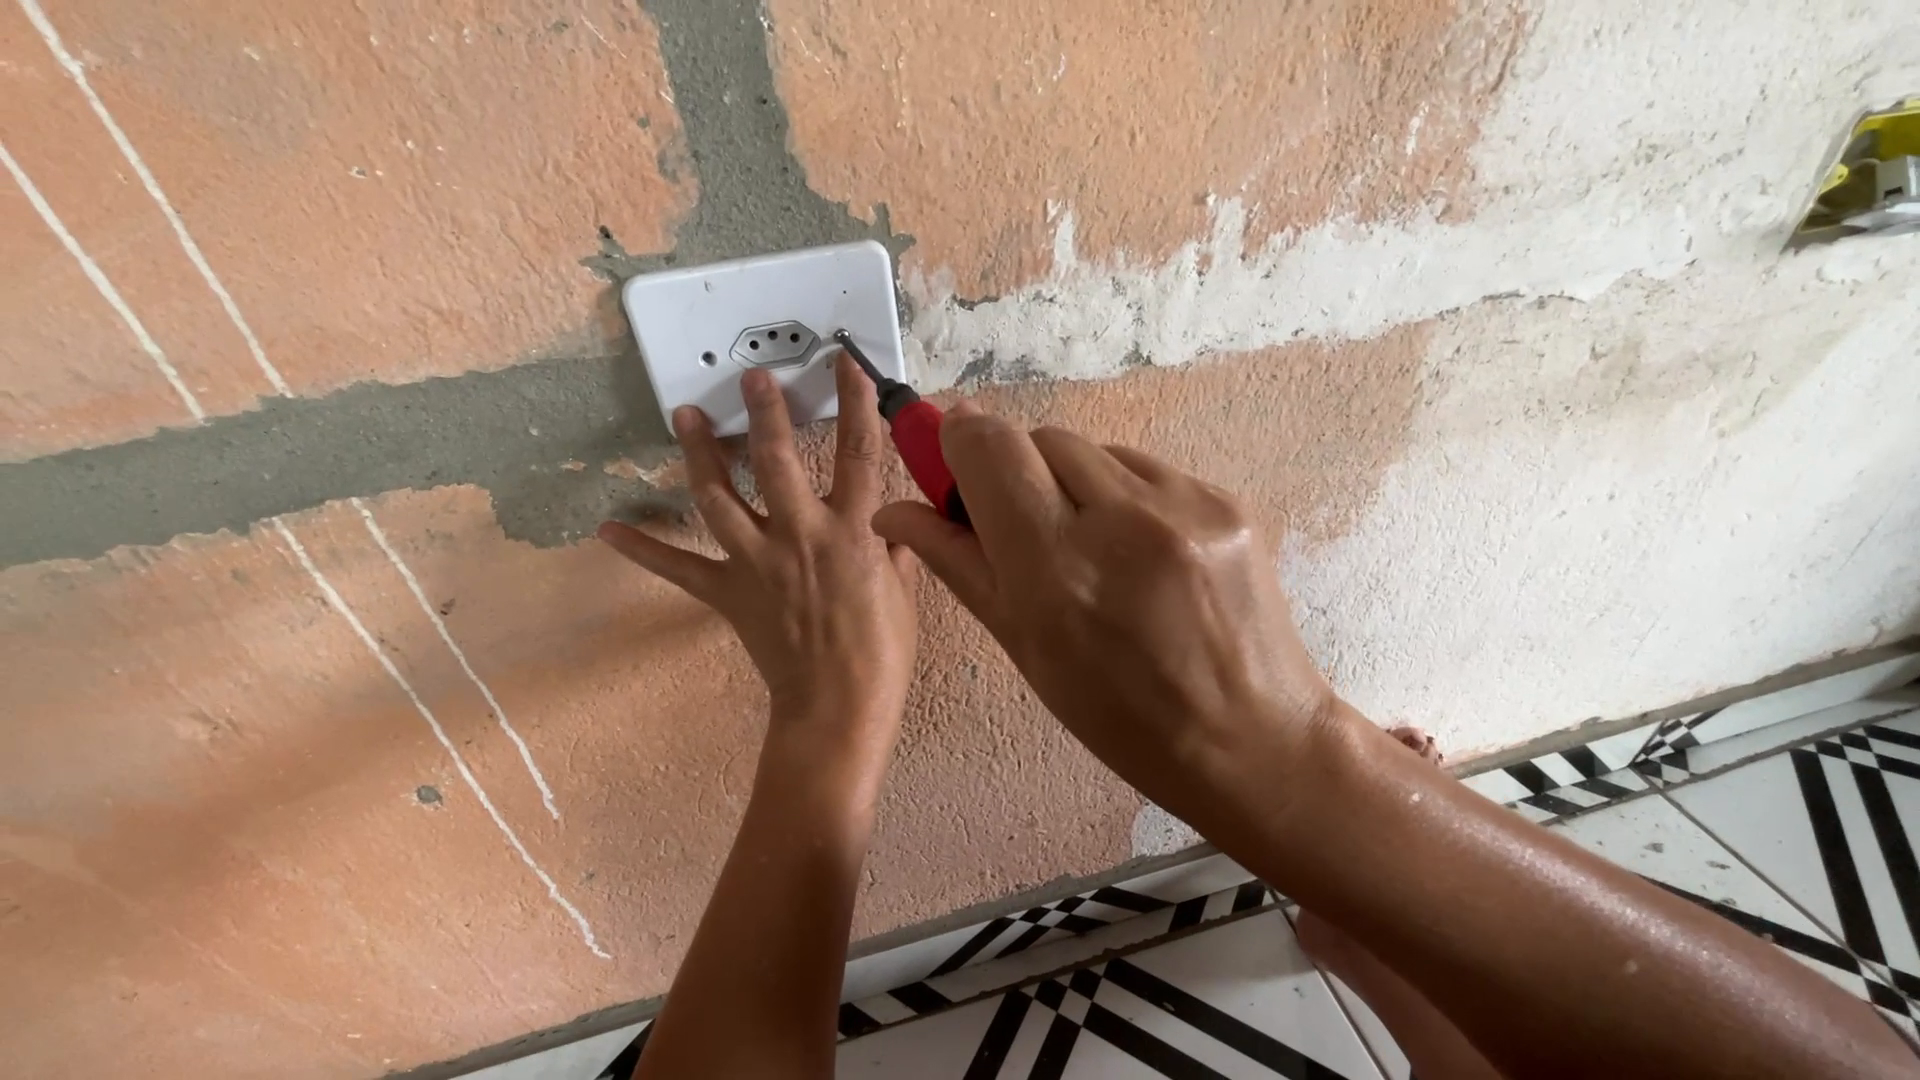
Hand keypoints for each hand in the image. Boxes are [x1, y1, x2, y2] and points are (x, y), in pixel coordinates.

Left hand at [599, 358, 918, 759]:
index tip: (846, 363)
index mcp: (852, 532)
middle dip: (765, 412)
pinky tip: (608, 529)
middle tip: (751, 378)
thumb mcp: (903, 589)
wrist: (837, 707)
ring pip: (719, 498)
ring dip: (700, 454)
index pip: (860, 452)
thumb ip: (894, 543)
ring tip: (686, 416)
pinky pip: (679, 568)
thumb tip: (889, 515)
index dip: (857, 402)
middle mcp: (802, 536)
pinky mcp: (728, 592)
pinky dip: (643, 549)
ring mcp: (758, 562)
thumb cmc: (881, 652)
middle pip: (777, 461)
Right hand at [872, 408, 1342, 833]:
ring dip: (1073, 483)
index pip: (989, 447)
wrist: (1252, 739)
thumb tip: (892, 509)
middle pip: (1039, 437)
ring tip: (1095, 549)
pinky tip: (1141, 551)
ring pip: (1094, 451)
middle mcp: (1122, 520)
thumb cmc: (1120, 715)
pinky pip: (1147, 470)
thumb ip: (956, 562)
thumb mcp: (1024, 648)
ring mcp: (1185, 505)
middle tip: (1026, 526)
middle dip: (1017, 470)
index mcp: (1057, 570)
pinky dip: (1125, 495)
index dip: (960, 442)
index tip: (955, 464)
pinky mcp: (1228, 499)